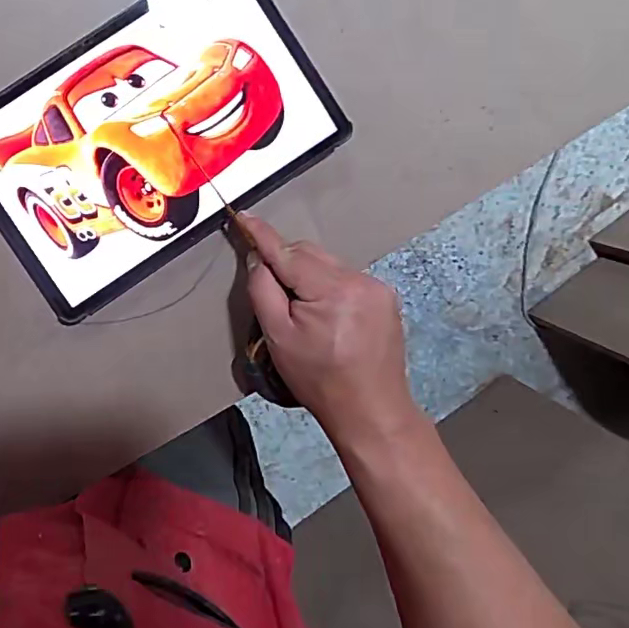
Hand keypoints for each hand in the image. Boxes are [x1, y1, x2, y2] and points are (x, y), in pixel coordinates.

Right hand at [236, 213, 423, 456]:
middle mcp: (359, 281)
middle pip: (308, 253)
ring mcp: (376, 288)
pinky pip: (343, 276)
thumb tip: (258, 259)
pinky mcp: (384, 298)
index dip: (261, 235)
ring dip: (307, 276)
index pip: (287, 252)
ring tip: (301, 312)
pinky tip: (323, 314)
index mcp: (332, 290)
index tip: (244, 217)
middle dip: (285, 264)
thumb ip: (263, 290)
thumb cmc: (320, 379)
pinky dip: (326, 285)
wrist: (371, 410)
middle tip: (275, 297)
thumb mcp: (277, 336)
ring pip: (325, 264)